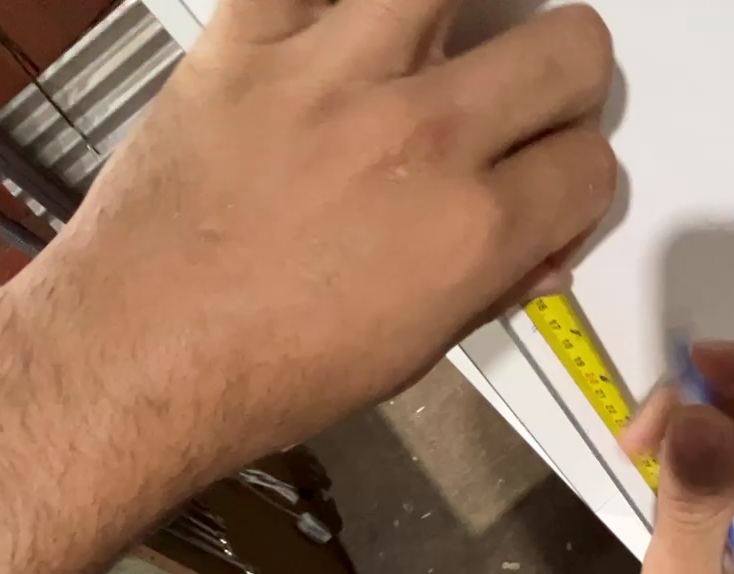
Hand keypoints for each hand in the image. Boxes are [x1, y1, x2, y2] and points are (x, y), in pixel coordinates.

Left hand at [0, 0, 616, 573]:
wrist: (142, 355)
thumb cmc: (275, 377)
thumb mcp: (416, 352)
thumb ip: (491, 283)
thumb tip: (535, 248)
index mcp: (472, 232)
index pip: (591, 165)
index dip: (579, 185)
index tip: (548, 194)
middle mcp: (424, 136)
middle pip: (571, 46)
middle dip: (566, 89)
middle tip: (520, 117)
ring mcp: (335, 71)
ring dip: (477, 16)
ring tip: (442, 58)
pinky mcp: (250, 34)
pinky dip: (344, 5)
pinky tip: (343, 39)